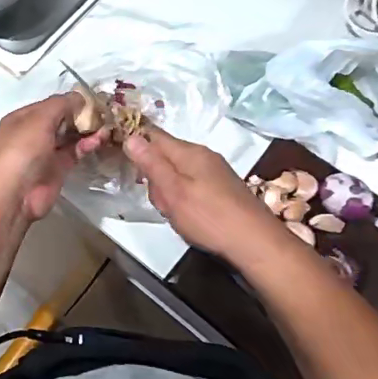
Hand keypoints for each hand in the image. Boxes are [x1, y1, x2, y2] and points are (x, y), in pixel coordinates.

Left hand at [0, 93, 107, 221]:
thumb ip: (61, 104)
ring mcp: (46, 151)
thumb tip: (80, 97)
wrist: (16, 194)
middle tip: (106, 110)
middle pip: (61, 119)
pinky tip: (101, 139)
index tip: (94, 98)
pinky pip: (75, 152)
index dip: (70, 100)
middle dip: (81, 115)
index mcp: (23, 118)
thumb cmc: (23, 149)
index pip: (50, 104)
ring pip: (70, 136)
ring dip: (87, 129)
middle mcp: (33, 133)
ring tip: (108, 123)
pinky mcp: (58, 168)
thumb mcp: (39, 119)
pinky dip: (87, 145)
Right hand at [123, 126, 293, 264]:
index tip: (122, 160)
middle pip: (164, 156)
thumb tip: (131, 136)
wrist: (256, 243)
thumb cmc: (209, 217)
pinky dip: (183, 199)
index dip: (135, 143)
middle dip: (154, 177)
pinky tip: (189, 217)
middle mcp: (202, 156)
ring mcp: (214, 172)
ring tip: (176, 214)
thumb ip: (151, 164)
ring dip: (168, 192)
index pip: (154, 135)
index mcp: (189, 152)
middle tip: (162, 201)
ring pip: (176, 173)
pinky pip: (190, 185)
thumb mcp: (173, 191)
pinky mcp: (221, 188)